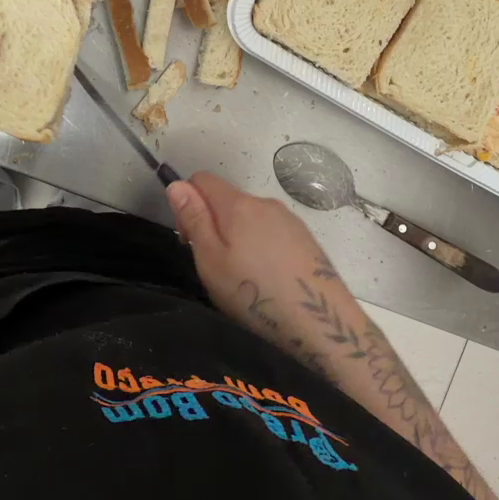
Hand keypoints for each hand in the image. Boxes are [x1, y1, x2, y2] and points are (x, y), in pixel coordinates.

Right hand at [167, 172, 349, 312]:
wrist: (320, 320)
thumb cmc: (254, 293)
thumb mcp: (211, 261)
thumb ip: (194, 220)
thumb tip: (177, 184)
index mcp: (238, 204)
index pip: (202, 179)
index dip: (188, 203)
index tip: (189, 238)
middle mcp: (265, 203)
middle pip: (227, 200)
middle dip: (213, 224)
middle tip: (215, 266)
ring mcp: (289, 220)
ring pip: (250, 218)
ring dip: (238, 237)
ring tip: (244, 278)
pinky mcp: (306, 239)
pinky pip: (271, 232)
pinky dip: (261, 247)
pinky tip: (268, 278)